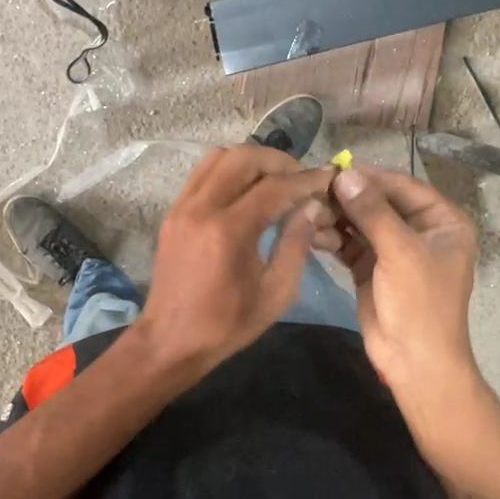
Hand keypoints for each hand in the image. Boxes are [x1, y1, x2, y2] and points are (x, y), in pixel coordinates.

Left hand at [134, 145, 335, 375]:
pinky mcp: (172, 213)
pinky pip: (202, 174)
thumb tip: (312, 206)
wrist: (171, 341)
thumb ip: (296, 245)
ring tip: (275, 180)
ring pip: (218, 157)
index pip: (274, 187)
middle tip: (301, 178)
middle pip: (243, 158)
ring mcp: (182, 208)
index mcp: (228, 232)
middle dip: (278, 162)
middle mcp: (201, 209)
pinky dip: (228, 171)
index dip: (306, 180)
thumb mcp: (276, 293)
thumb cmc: (227, 324)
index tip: (328, 178)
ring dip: (251, 161)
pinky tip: (247, 190)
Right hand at [328, 165, 479, 388]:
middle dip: (348, 199)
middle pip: (380, 204)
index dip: (372, 178)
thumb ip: (372, 212)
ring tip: (308, 211)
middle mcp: (420, 232)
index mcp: (443, 223)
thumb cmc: (420, 303)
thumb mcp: (400, 252)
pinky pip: (350, 246)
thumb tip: (345, 175)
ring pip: (361, 224)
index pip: (404, 188)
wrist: (414, 361)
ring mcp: (394, 252)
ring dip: (336, 218)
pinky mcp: (371, 270)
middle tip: (313, 188)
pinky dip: (332, 239)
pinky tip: (311, 233)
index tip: (336, 168)